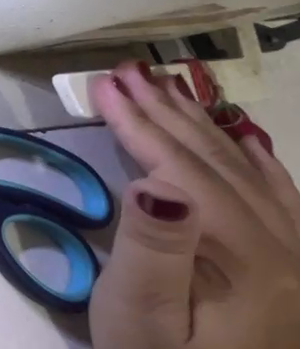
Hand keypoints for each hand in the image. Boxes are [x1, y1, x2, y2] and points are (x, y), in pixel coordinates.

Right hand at [89, 61, 299, 347]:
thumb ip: (152, 248)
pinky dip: (256, 162)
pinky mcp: (295, 273)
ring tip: (166, 89)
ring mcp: (299, 263)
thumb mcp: (141, 311)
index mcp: (249, 259)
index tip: (101, 85)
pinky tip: (242, 141)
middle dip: (169, 113)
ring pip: (253, 175)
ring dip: (204, 127)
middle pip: (223, 165)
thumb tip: (154, 182)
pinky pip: (284, 201)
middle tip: (126, 72)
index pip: (187, 171)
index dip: (142, 124)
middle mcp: (288, 253)